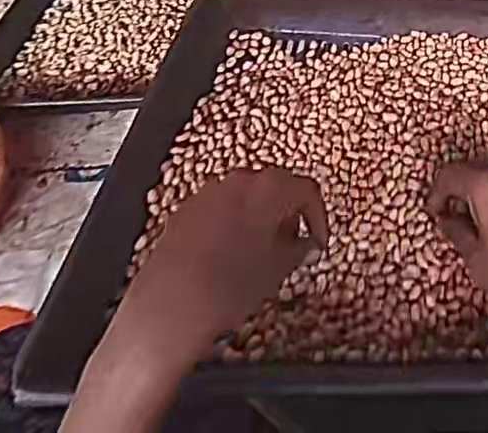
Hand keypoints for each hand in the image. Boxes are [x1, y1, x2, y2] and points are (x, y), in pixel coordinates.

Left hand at [116, 167, 327, 359]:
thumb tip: (305, 244)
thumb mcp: (277, 270)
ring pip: (247, 196)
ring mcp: (211, 191)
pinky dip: (233, 222)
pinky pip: (221, 207)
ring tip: (261, 254)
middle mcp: (241, 180)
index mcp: (270, 187)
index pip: (307, 190)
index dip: (319, 217)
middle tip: (294, 245)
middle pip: (277, 187)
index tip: (318, 240)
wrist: (169, 308)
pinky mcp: (188, 208)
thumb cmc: (228, 287)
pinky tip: (230, 255)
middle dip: (289, 214)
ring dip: (260, 217)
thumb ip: (299, 249)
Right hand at [428, 162, 487, 396]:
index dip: (438, 191)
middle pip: (478, 168)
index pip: (451, 174)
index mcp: (487, 188)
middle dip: (464, 187)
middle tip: (455, 210)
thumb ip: (458, 232)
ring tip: (486, 219)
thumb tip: (449, 221)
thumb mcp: (477, 261)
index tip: (436, 206)